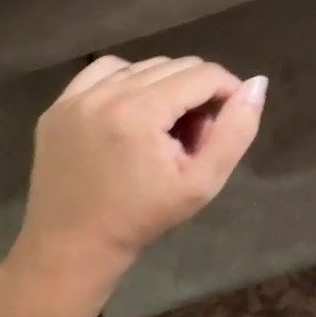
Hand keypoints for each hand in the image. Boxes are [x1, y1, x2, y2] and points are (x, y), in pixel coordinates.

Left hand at [9, 56, 267, 281]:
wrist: (69, 251)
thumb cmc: (142, 218)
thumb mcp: (204, 182)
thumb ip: (237, 130)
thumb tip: (257, 83)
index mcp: (139, 112)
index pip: (205, 74)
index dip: (227, 92)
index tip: (223, 125)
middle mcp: (105, 95)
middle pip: (178, 66)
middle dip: (198, 93)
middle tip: (192, 136)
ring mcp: (75, 99)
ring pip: (147, 65)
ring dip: (167, 87)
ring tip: (162, 127)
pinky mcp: (58, 107)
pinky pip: (106, 70)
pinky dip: (129, 79)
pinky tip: (133, 109)